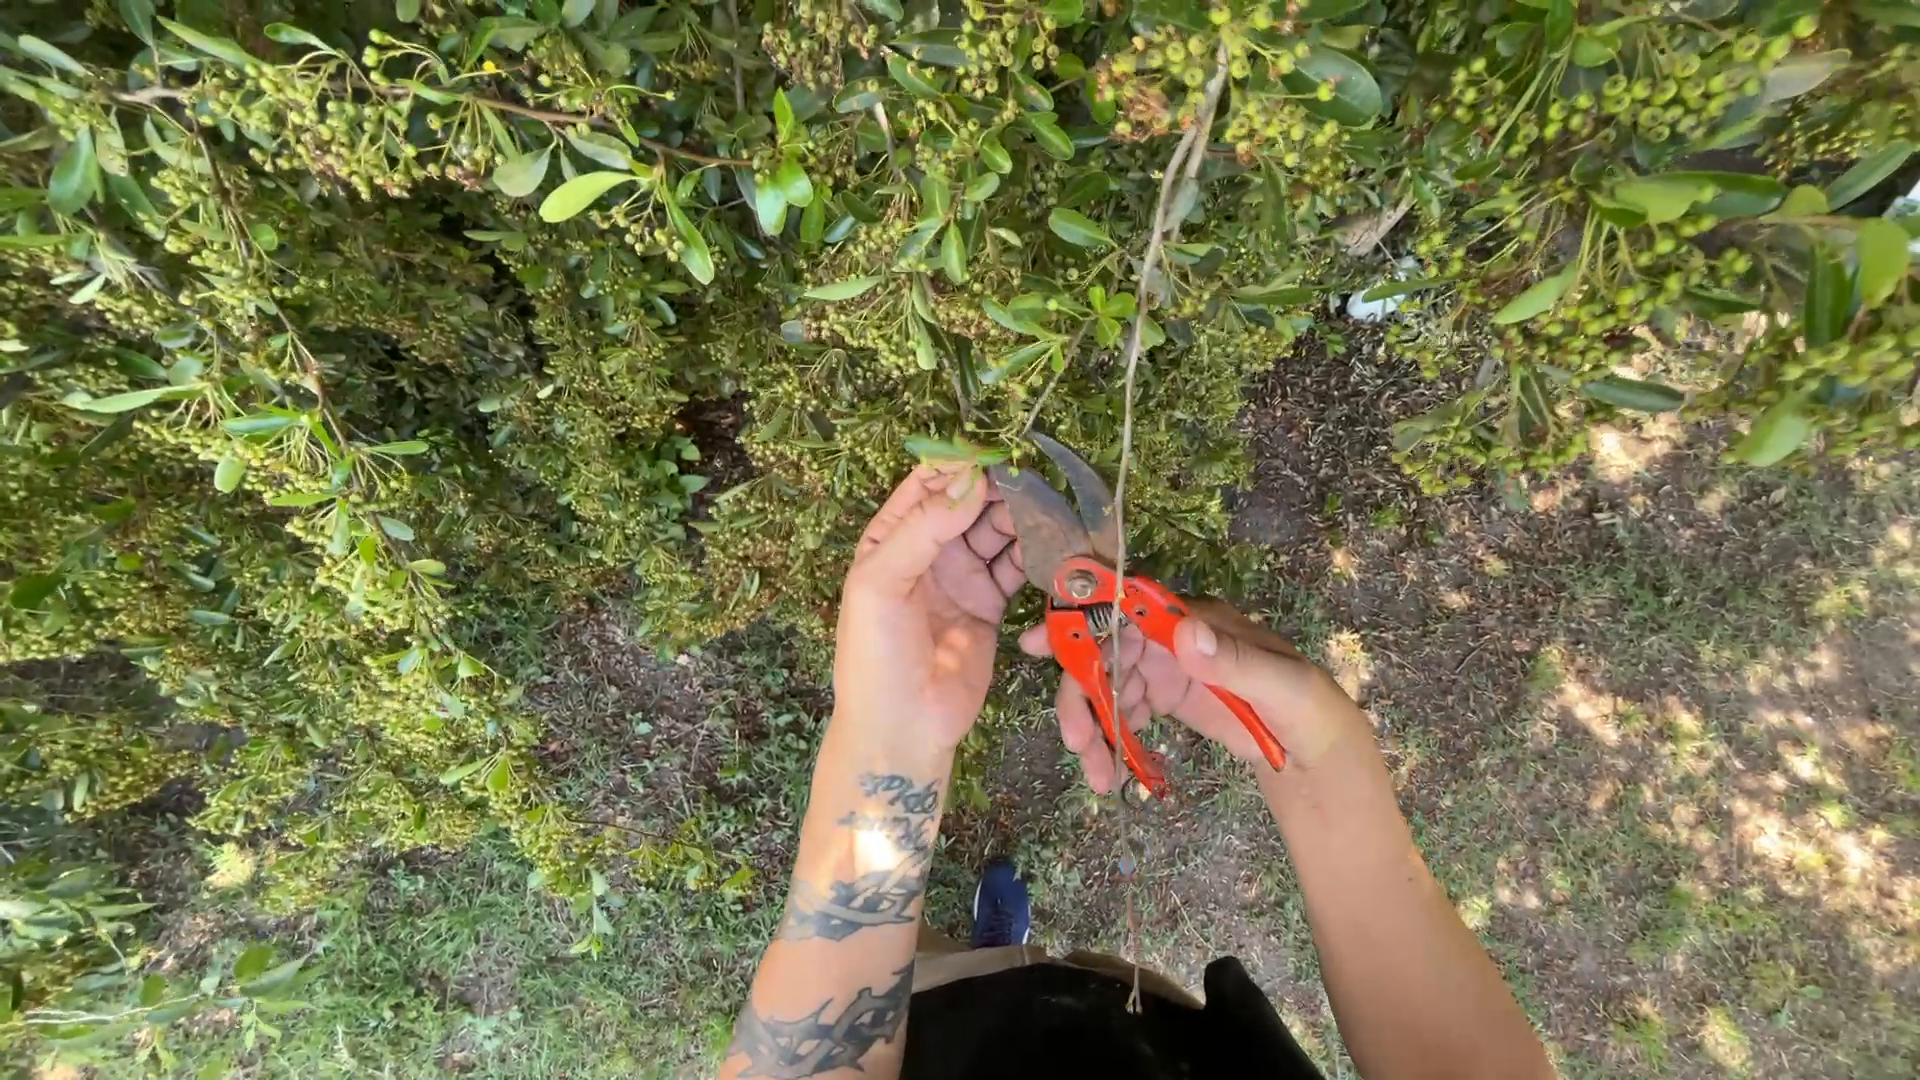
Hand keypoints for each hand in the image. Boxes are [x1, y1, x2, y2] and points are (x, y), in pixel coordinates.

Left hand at [833, 464, 1022, 760]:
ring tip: (1045, 508)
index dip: (957, 467)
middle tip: (1030, 481)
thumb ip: (923, 528)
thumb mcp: (882, 583)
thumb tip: (970, 481)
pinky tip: (1050, 542)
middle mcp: (927, 552)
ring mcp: (960, 578)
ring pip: (994, 532)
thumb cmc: (876, 653)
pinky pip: (1013, 568)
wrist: (903, 726)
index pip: (925, 486)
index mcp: (891, 539)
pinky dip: (1032, 553)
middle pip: (966, 505)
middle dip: (996, 490)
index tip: (992, 457)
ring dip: (1017, 518)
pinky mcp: (989, 605)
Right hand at [1020, 599, 1367, 792]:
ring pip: (1107, 684)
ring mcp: (1167, 669)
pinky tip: (1113, 769)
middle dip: (1080, 694)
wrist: (1320, 762)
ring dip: (1092, 726)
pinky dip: (1110, 737)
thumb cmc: (1315, 716)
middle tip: (1076, 741)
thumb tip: (1183, 631)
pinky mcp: (1166, 698)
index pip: (1128, 609)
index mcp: (1198, 621)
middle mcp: (1174, 638)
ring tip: (1097, 775)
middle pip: (1106, 651)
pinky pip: (1122, 710)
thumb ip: (1235, 661)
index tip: (1038, 644)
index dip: (1081, 621)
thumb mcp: (1286, 688)